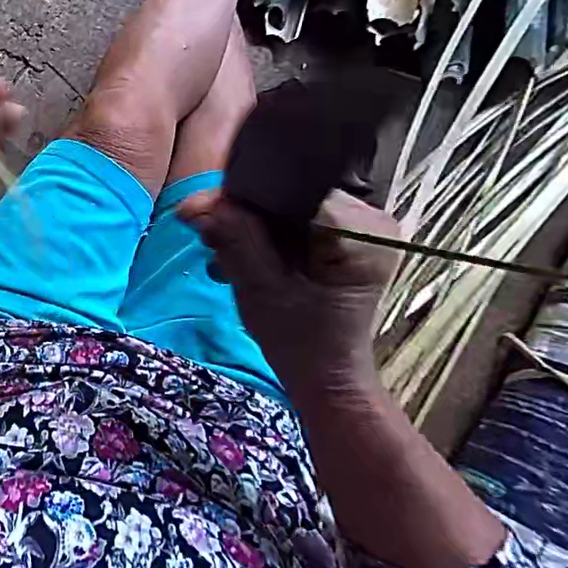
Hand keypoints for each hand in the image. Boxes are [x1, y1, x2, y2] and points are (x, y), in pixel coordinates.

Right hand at [179, 188, 398, 400]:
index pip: (293, 190)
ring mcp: (363, 224)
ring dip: (255, 223)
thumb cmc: (300, 343)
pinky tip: (251, 250)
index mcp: (360, 232)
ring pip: (292, 202)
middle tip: (211, 235)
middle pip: (293, 193)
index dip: (245, 197)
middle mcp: (371, 218)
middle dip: (247, 212)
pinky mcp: (349, 233)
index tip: (206, 214)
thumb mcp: (260, 290)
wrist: (327, 378)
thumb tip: (196, 202)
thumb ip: (234, 239)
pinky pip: (300, 215)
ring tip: (228, 249)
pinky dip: (271, 231)